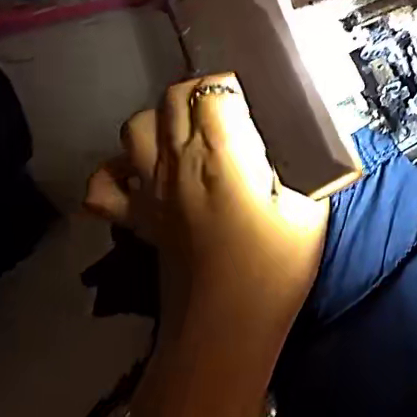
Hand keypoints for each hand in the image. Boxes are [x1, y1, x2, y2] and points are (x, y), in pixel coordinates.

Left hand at [85, 74, 328, 325]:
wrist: (226, 329)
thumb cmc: (277, 267)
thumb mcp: (311, 209)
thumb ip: (304, 167)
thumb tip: (301, 144)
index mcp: (221, 156)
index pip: (215, 90)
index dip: (238, 86)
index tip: (261, 101)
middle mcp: (176, 163)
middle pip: (174, 97)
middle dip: (206, 92)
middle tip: (238, 112)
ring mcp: (148, 191)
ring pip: (137, 125)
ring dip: (166, 118)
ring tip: (197, 134)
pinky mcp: (135, 219)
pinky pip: (105, 181)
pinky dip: (120, 167)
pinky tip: (150, 172)